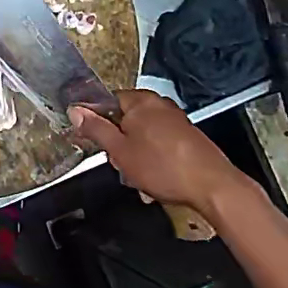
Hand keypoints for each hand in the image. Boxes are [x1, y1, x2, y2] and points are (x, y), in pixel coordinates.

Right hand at [70, 90, 256, 212]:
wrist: (213, 187)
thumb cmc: (164, 167)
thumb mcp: (119, 151)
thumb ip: (95, 128)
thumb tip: (75, 111)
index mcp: (140, 101)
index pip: (106, 101)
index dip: (96, 121)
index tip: (92, 140)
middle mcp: (159, 104)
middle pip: (125, 118)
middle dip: (119, 142)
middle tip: (119, 163)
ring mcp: (176, 120)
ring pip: (142, 134)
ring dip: (136, 153)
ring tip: (139, 176)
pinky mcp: (188, 137)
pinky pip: (160, 143)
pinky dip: (154, 158)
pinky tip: (156, 178)